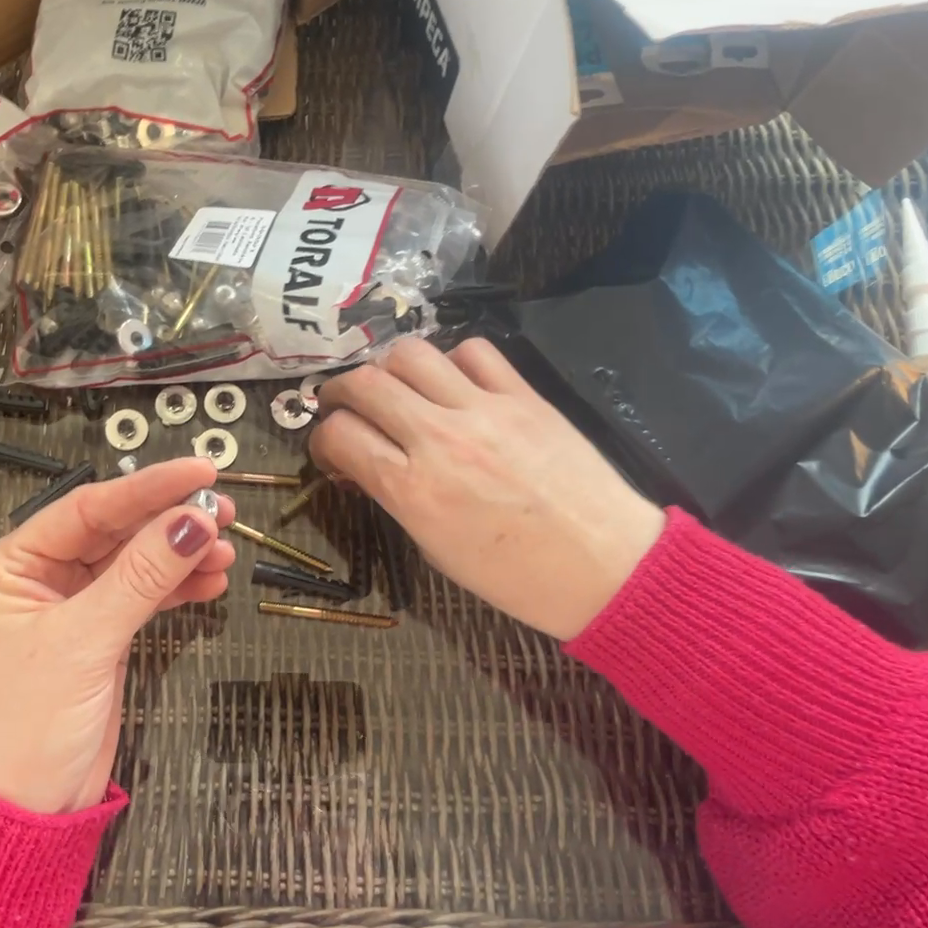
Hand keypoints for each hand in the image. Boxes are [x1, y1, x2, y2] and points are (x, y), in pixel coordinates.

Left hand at [0, 458, 235, 814]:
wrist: (28, 813)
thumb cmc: (28, 724)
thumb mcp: (84, 641)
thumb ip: (141, 577)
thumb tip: (192, 523)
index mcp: (13, 566)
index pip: (87, 509)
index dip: (146, 488)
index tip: (198, 473)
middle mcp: (41, 578)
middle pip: (115, 531)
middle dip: (168, 520)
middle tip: (222, 510)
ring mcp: (74, 608)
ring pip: (135, 563)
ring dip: (180, 554)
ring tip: (225, 548)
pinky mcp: (101, 637)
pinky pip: (144, 596)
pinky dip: (177, 588)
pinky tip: (210, 580)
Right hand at [311, 338, 664, 640]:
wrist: (606, 567)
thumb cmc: (514, 576)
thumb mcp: (433, 547)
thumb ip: (395, 496)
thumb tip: (370, 464)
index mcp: (411, 489)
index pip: (340, 434)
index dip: (321, 439)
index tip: (330, 450)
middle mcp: (439, 438)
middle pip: (365, 383)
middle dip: (339, 391)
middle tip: (342, 406)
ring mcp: (484, 409)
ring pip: (411, 353)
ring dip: (388, 368)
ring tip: (396, 388)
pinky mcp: (524, 395)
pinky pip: (474, 351)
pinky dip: (450, 360)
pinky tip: (453, 383)